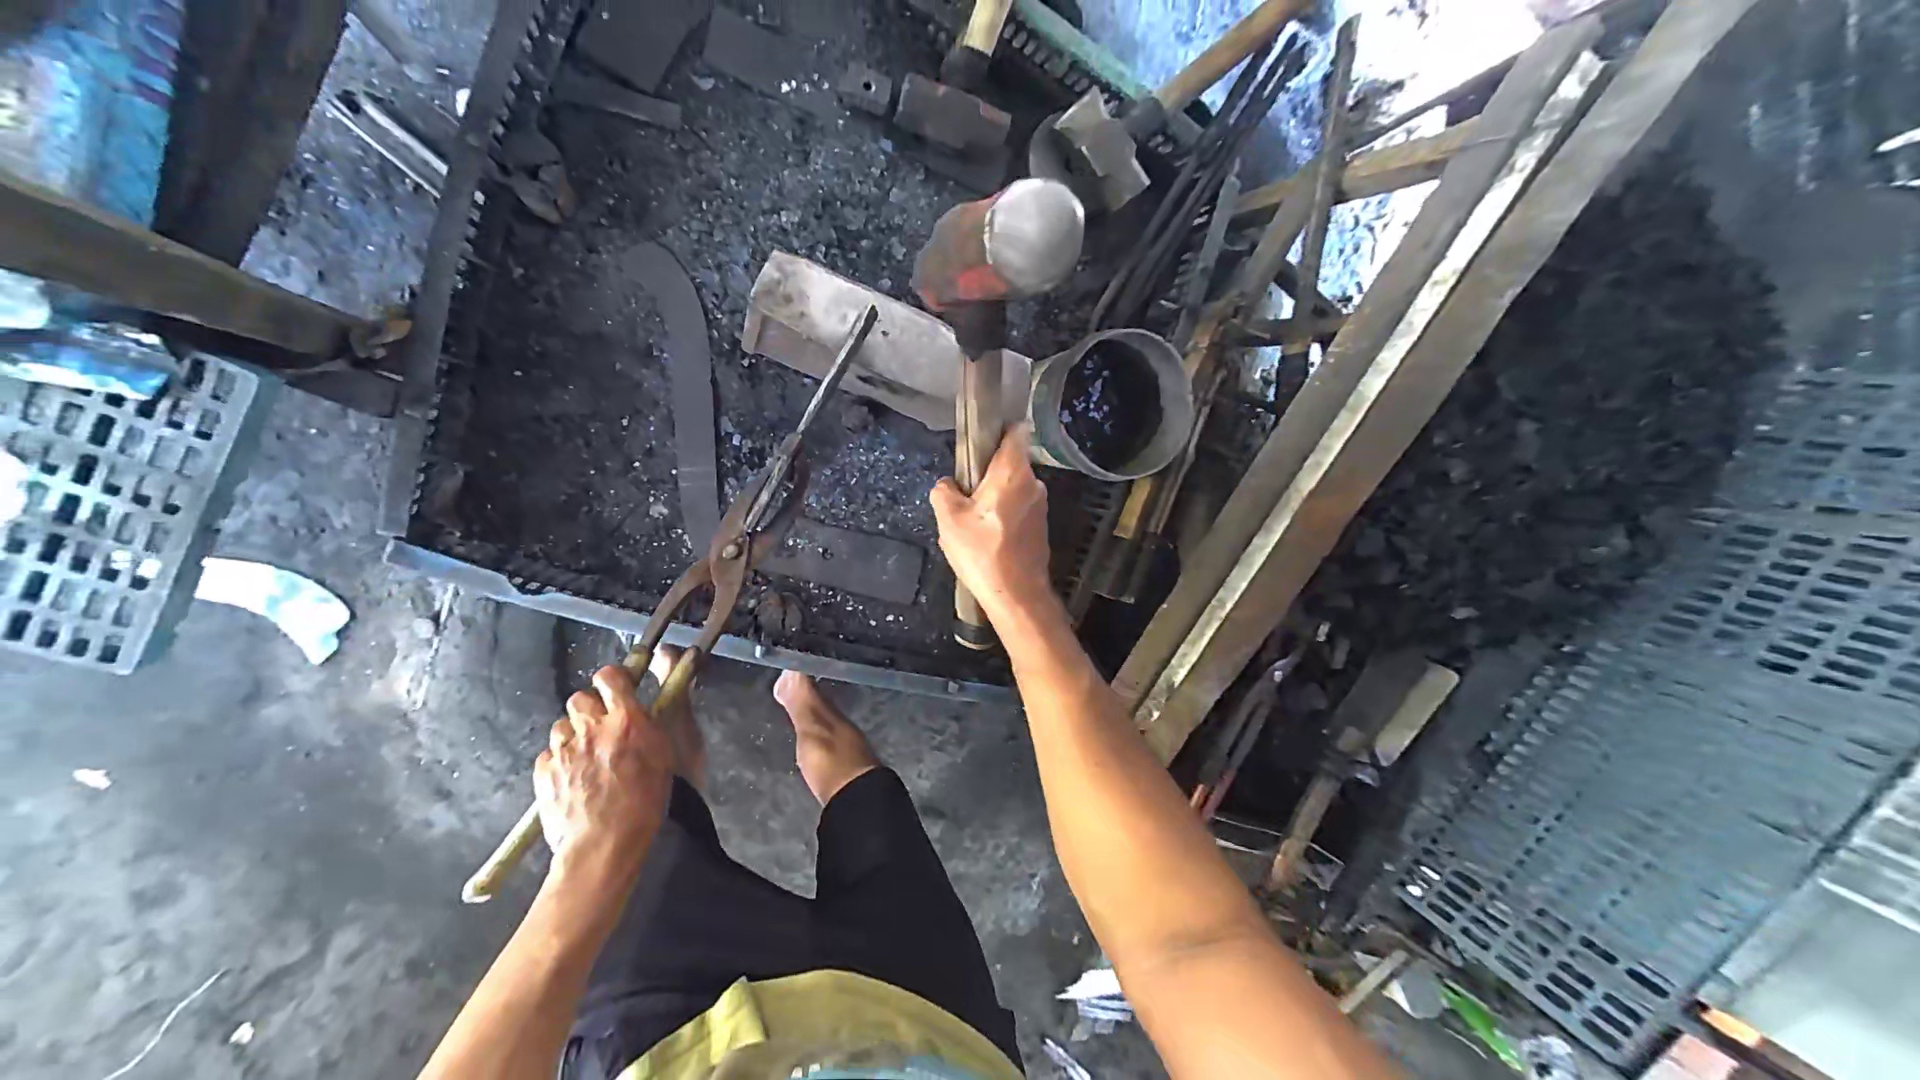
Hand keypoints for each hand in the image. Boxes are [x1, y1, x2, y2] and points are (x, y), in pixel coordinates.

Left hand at [534, 665, 674, 882]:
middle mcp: (591, 727)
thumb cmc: (645, 800)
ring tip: (587, 757)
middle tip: (603, 728)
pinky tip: (573, 777)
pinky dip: (560, 760)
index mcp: (626, 719)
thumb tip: (656, 691)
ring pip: (562, 725)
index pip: (610, 676)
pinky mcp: (543, 770)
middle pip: (580, 698)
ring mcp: (563, 749)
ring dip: (574, 734)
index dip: (612, 680)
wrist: (604, 844)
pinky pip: (549, 753)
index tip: (618, 689)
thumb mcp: (666, 753)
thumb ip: (658, 716)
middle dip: (590, 709)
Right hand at [930, 425, 1056, 621]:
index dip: (998, 429)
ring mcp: (1040, 505)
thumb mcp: (948, 519)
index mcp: (1012, 471)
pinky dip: (1004, 515)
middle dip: (987, 473)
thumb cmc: (982, 551)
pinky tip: (988, 537)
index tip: (980, 440)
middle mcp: (1033, 482)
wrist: (1016, 595)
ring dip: (994, 497)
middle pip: (1008, 463)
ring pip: (1012, 488)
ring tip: (973, 522)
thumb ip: (944, 491)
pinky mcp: (1040, 526)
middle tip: (965, 494)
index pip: (1015, 431)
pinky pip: (1018, 508)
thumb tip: (949, 485)